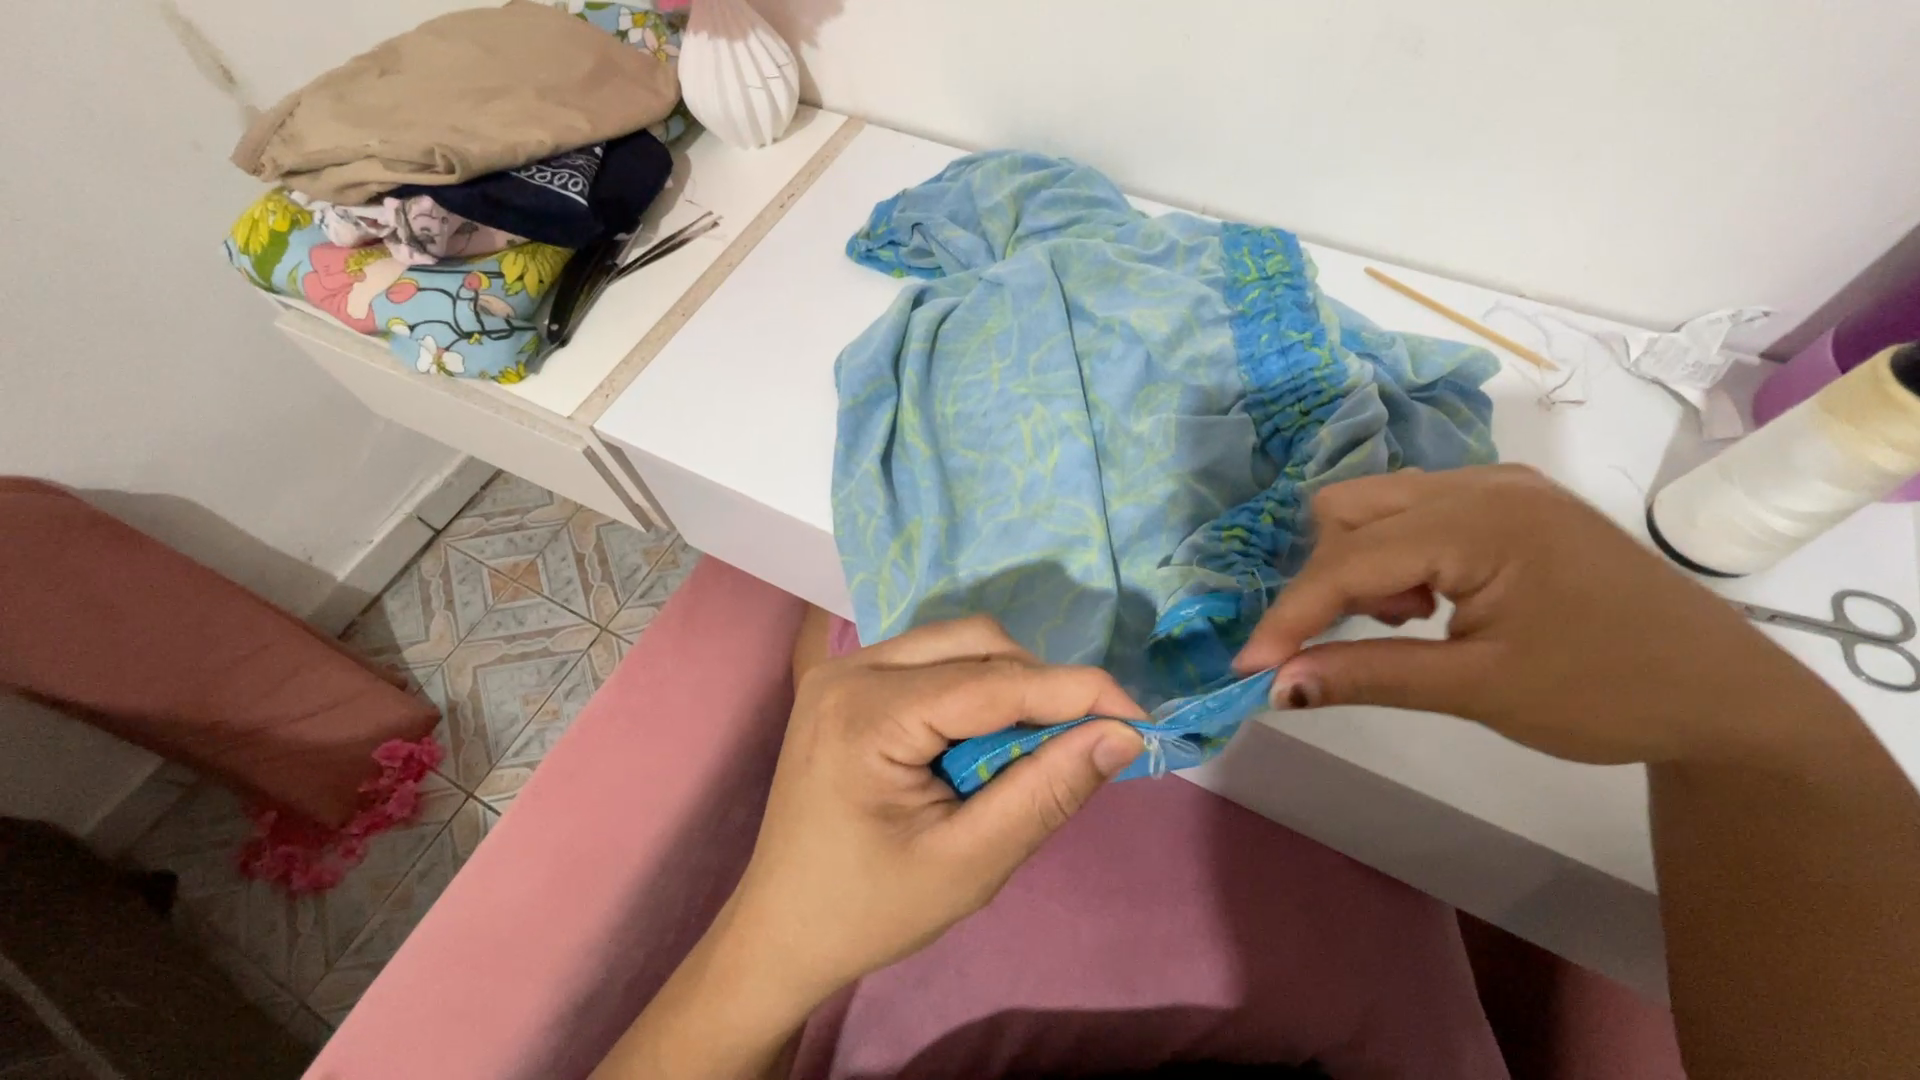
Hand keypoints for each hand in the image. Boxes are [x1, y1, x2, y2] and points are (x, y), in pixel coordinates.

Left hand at [729, 615, 1145, 1001]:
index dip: (1076, 692)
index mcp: (868, 715)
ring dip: (1009, 683)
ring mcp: (843, 670)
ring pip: (956, 644)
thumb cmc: (871, 909)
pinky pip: (931, 660)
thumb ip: (1046, 792)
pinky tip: (985, 736)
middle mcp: (851, 670)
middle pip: (976, 643)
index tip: (1140, 720)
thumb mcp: (970, 864)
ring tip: (1032, 746)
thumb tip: (1120, 734)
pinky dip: (975, 687)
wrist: (782, 928)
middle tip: (1080, 742)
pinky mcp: (846, 681)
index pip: (995, 681)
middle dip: (1041, 685)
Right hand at [1234, 465, 1845, 766]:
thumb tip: (1276, 686)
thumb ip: (1366, 676)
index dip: (1292, 615)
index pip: (1350, 560)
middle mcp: (1483, 484)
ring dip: (1361, 563)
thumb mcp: (1477, 690)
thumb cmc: (1609, 696)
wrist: (1727, 700)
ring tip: (1409, 621)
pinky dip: (1396, 555)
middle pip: (1349, 508)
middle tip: (1360, 635)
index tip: (1248, 668)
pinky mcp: (1511, 503)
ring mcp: (1501, 487)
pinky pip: (1415, 511)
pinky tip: (1432, 600)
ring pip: (1377, 504)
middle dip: (1327, 576)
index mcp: (1482, 520)